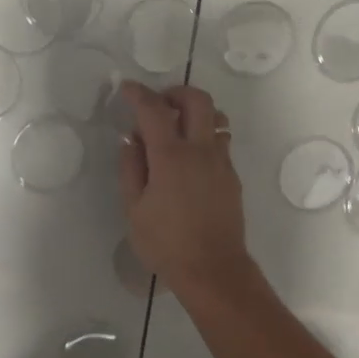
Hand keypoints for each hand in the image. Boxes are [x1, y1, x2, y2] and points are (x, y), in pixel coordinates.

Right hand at [117, 82, 253, 295]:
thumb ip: (131, 169)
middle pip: (197, 100)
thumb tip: (131, 140)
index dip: (138, 94)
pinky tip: (188, 161)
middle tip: (158, 103)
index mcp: (170, 157)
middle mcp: (201, 151)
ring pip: (216, 119)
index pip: (154, 110)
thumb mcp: (134, 209)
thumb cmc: (165, 243)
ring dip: (195, 113)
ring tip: (176, 129)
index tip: (126, 89)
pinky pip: (220, 143)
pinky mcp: (232, 177)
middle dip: (176, 93)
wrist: (212, 269)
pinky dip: (204, 138)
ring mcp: (221, 163)